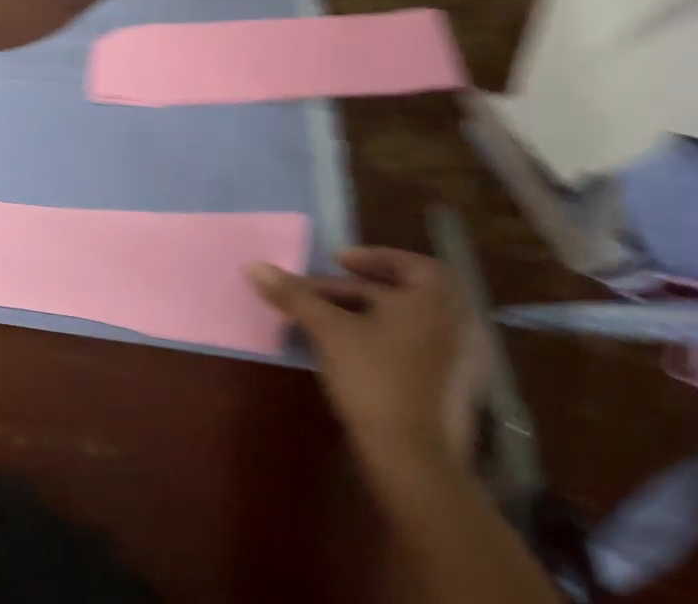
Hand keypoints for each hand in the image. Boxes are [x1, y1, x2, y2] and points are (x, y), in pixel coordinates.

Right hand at [248, 248, 485, 468]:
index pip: (412, 264)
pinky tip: (349, 353)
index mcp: (436, 303)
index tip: (337, 262)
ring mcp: (459, 360)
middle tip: (314, 295)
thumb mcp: (328, 330)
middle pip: (403, 293)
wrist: (413, 454)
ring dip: (366, 315)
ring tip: (324, 322)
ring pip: (407, 322)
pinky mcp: (450, 388)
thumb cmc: (375, 378)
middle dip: (355, 289)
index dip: (374, 258)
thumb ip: (294, 295)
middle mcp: (457, 326)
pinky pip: (414, 347)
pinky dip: (383, 340)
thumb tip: (253, 265)